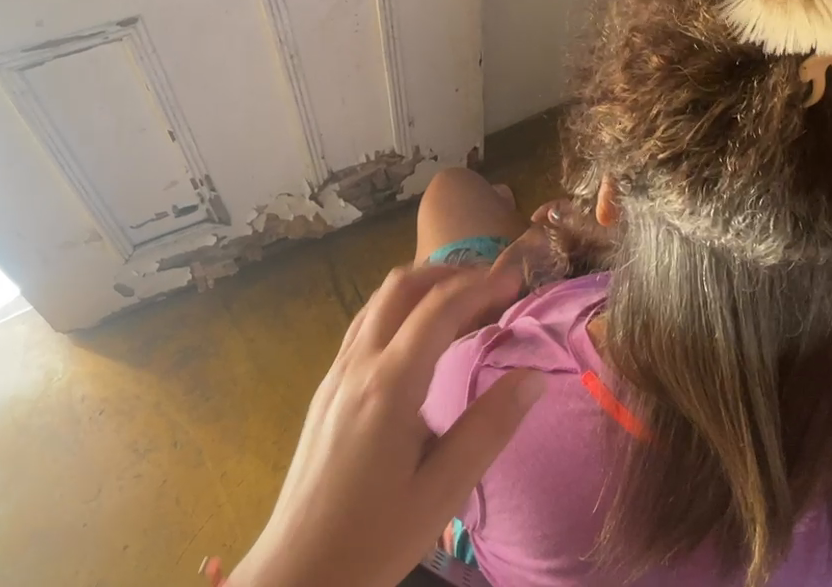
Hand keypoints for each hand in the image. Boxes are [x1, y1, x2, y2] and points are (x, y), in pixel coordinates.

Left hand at [228, 264, 542, 586]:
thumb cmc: (374, 537)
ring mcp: (335, 373)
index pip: (438, 309)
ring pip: (377, 302)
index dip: (480, 287)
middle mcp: (357, 364)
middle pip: (401, 287)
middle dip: (448, 274)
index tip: (515, 280)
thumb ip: (489, 428)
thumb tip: (533, 376)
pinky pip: (364, 326)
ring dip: (421, 288)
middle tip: (491, 286)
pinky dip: (399, 311)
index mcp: (388, 384)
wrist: (298, 573)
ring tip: (463, 303)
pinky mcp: (326, 389)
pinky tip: (419, 338)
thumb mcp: (442, 492)